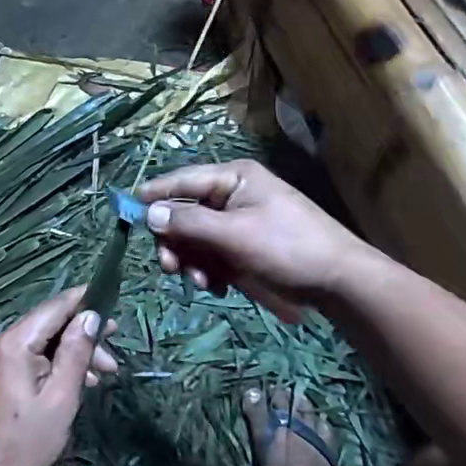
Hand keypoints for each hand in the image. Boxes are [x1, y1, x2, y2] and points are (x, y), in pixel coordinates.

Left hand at [0, 287, 117, 465]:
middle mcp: (7, 341)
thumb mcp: (61, 396)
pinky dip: (63, 362)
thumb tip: (91, 316)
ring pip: (49, 339)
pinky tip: (86, 380)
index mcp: (16, 342)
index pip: (56, 306)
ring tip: (107, 370)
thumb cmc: (28, 440)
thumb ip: (76, 352)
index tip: (114, 302)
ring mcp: (6, 357)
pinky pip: (41, 355)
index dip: (85, 301)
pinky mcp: (8, 372)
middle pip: (53, 321)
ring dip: (78, 350)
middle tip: (115, 346)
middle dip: (86, 331)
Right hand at [137, 160, 373, 310]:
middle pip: (186, 213)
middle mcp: (233, 196)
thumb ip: (189, 223)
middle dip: (175, 240)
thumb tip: (149, 214)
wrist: (337, 281)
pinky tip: (216, 287)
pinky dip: (209, 271)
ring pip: (197, 239)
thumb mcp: (234, 234)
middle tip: (169, 266)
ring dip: (191, 260)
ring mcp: (239, 224)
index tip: (128, 210)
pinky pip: (213, 256)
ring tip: (200, 281)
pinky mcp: (245, 249)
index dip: (155, 194)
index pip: (184, 180)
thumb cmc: (287, 246)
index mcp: (234, 179)